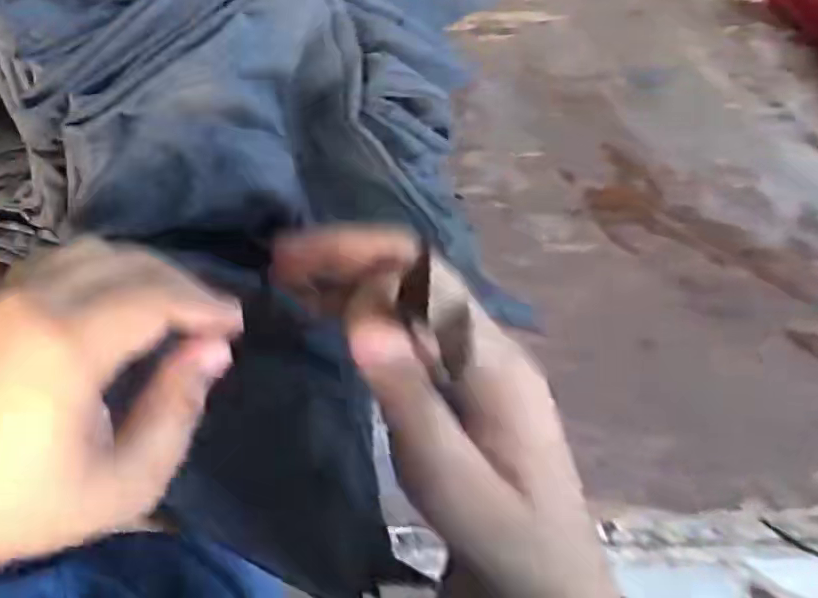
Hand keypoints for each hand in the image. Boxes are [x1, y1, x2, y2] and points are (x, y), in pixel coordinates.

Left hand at [0, 238, 241, 597]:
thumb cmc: (36, 497)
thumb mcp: (126, 481)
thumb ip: (175, 409)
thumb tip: (213, 350)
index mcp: (67, 344)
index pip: (150, 297)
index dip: (199, 302)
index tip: (236, 321)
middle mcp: (37, 299)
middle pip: (123, 261)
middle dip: (175, 280)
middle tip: (211, 316)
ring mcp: (11, 290)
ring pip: (90, 249)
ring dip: (137, 267)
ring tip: (171, 304)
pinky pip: (59, 257)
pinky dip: (99, 264)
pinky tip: (117, 296)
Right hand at [271, 228, 617, 597]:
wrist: (538, 576)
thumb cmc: (497, 530)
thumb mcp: (451, 477)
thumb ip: (408, 397)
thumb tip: (359, 319)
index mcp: (492, 359)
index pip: (428, 274)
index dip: (360, 256)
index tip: (298, 268)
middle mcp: (479, 338)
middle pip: (410, 267)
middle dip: (342, 253)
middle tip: (279, 260)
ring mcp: (462, 348)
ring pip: (397, 283)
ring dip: (340, 271)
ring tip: (283, 275)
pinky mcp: (442, 362)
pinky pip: (393, 311)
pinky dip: (347, 298)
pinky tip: (310, 303)